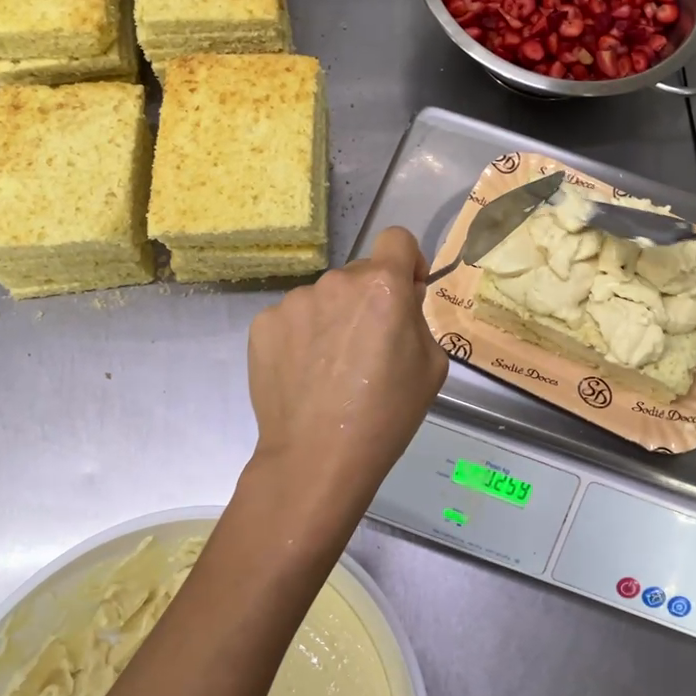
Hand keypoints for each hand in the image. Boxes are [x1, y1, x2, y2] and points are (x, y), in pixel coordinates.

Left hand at [246, 227, 449, 494]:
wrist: (318, 457)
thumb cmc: (387, 415)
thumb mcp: (432, 366)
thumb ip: (417, 319)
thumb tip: (400, 302)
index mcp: (383, 286)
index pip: (397, 238)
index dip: (406, 259)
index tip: (406, 289)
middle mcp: (337, 282)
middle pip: (360, 274)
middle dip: (369, 299)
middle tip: (369, 348)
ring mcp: (294, 301)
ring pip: (324, 298)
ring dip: (333, 318)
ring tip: (332, 368)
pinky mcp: (263, 324)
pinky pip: (293, 319)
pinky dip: (301, 337)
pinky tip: (305, 374)